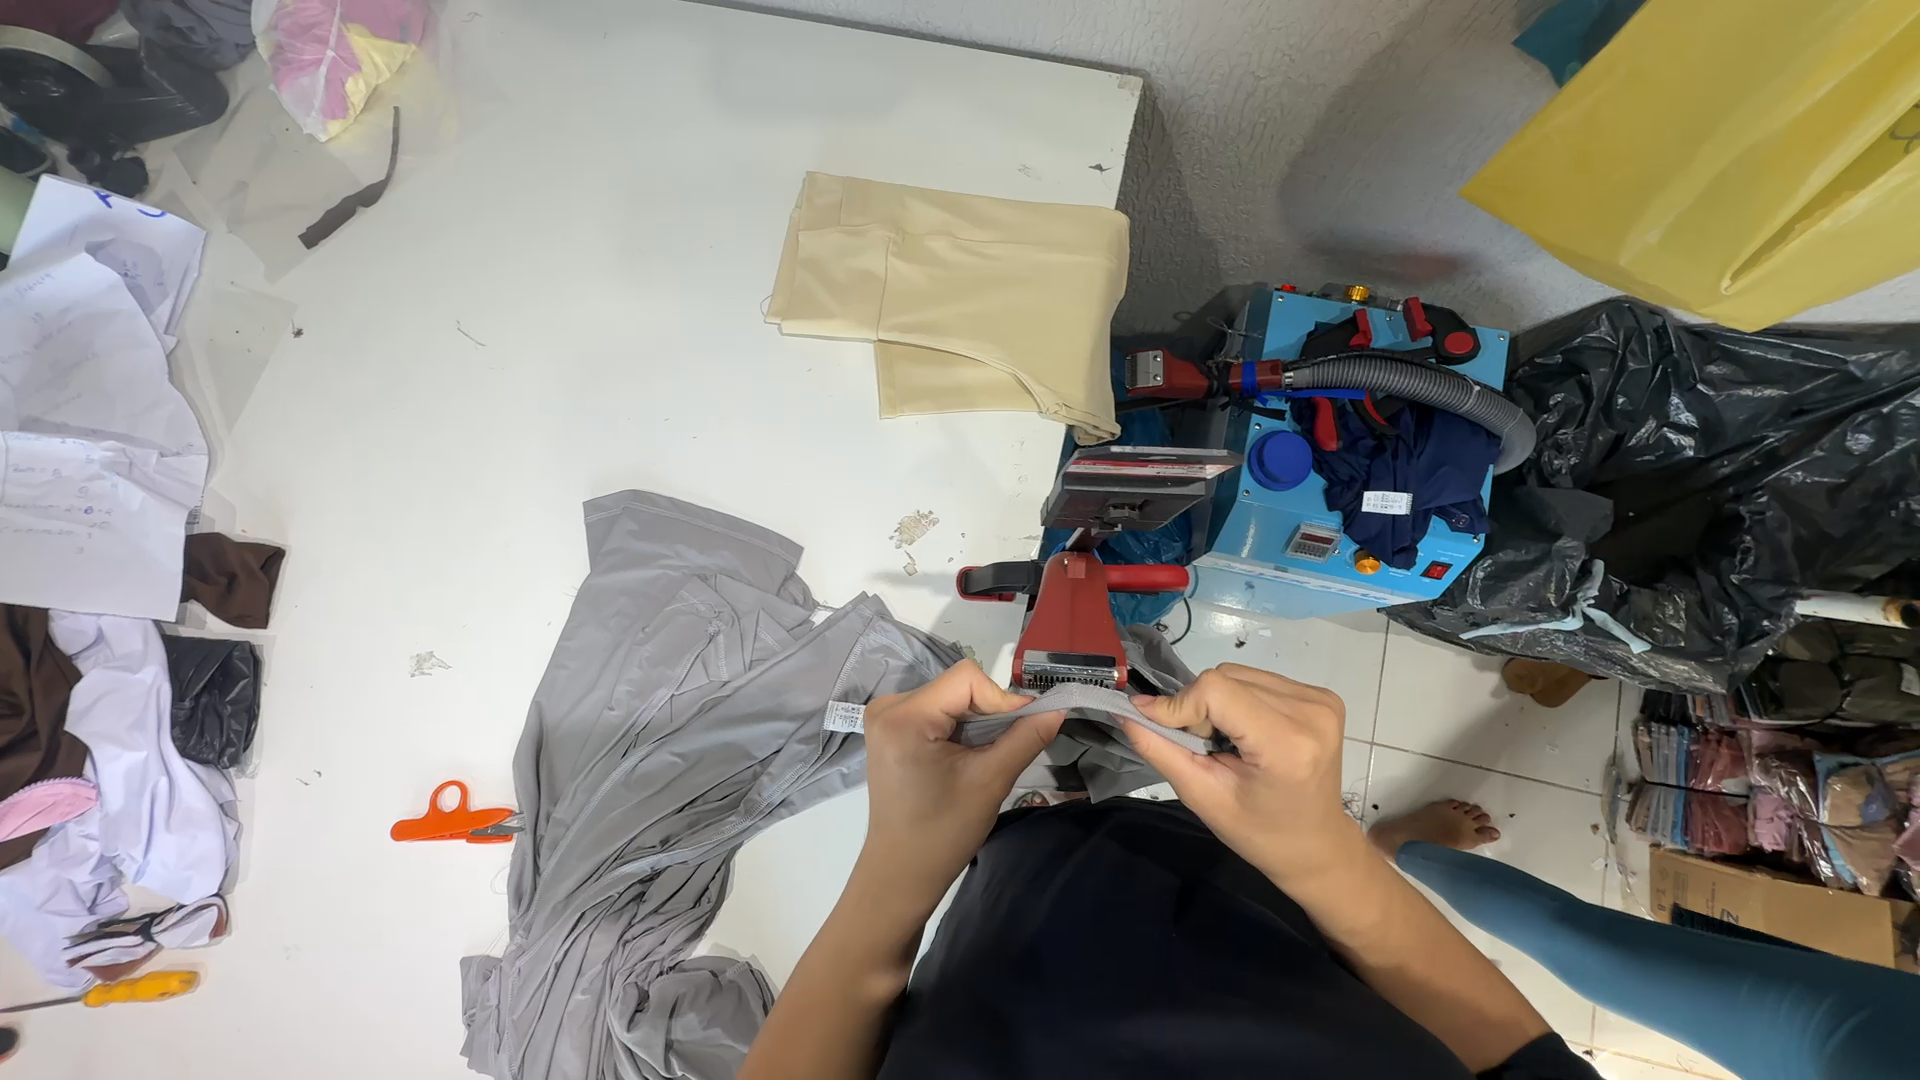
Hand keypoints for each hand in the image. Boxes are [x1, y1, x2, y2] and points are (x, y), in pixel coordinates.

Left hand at [854, 660, 1064, 917]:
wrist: (901, 871)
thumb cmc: (942, 832)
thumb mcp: (990, 782)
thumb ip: (1025, 739)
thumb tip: (1058, 708)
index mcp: (904, 716)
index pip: (966, 678)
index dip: (1002, 699)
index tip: (1024, 728)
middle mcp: (888, 706)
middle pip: (957, 686)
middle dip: (989, 712)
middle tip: (1005, 748)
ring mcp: (886, 716)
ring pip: (950, 697)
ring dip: (976, 720)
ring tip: (985, 755)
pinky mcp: (892, 728)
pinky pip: (937, 709)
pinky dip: (960, 726)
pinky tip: (966, 755)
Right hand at [1123, 664, 1363, 885]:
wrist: (1316, 845)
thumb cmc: (1258, 832)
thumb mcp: (1202, 796)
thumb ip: (1161, 750)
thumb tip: (1128, 710)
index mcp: (1287, 743)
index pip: (1216, 690)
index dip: (1180, 706)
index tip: (1162, 731)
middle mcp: (1310, 711)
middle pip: (1224, 678)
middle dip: (1199, 708)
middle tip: (1205, 748)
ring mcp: (1320, 700)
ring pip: (1237, 673)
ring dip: (1218, 702)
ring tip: (1227, 742)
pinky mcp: (1323, 694)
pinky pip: (1256, 678)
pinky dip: (1238, 699)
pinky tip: (1248, 732)